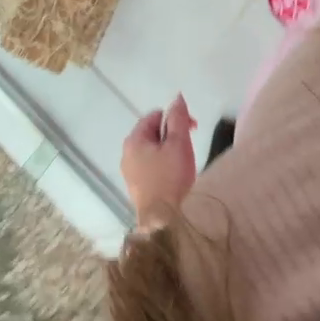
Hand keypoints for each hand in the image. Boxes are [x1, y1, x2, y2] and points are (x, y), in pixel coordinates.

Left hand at [121, 95, 197, 229]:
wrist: (163, 222)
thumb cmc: (171, 178)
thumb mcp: (178, 143)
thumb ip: (178, 118)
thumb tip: (177, 97)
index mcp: (134, 140)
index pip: (154, 115)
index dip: (175, 118)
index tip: (193, 129)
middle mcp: (126, 154)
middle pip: (152, 133)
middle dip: (173, 135)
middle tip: (190, 146)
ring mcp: (130, 173)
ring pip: (153, 151)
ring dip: (169, 150)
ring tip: (184, 162)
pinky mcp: (137, 188)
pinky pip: (151, 167)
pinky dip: (164, 165)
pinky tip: (175, 176)